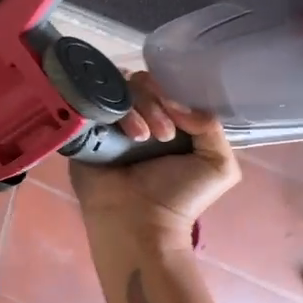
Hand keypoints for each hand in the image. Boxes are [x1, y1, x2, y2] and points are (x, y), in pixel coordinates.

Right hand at [70, 71, 238, 245]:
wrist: (138, 218)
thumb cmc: (179, 195)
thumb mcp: (218, 166)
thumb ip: (211, 127)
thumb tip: (176, 102)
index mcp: (169, 120)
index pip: (166, 86)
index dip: (171, 92)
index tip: (175, 113)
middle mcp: (138, 115)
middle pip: (141, 84)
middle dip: (154, 105)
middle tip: (161, 135)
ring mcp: (109, 118)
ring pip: (116, 88)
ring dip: (133, 109)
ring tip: (138, 137)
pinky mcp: (84, 123)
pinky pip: (89, 98)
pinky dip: (103, 106)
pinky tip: (117, 130)